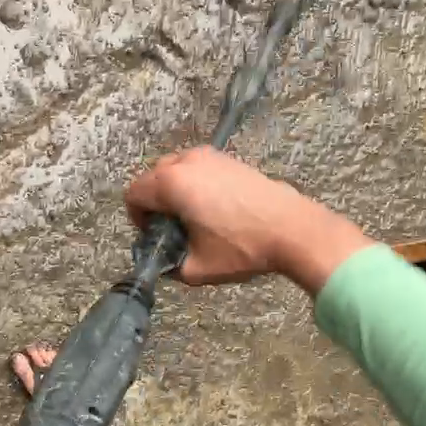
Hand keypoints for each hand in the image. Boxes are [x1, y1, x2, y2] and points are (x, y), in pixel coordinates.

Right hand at [125, 146, 376, 293]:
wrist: (292, 229)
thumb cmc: (243, 247)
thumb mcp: (196, 269)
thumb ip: (169, 267)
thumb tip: (165, 263)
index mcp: (172, 183)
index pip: (134, 195)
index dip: (137, 220)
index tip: (155, 237)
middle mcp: (187, 161)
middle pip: (153, 179)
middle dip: (156, 205)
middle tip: (173, 231)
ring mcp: (211, 156)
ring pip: (176, 171)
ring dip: (176, 194)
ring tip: (195, 221)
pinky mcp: (230, 160)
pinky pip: (198, 170)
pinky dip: (196, 187)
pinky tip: (215, 212)